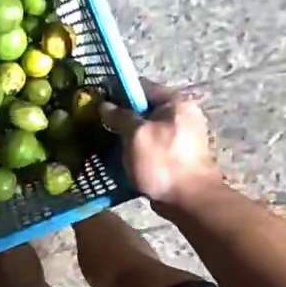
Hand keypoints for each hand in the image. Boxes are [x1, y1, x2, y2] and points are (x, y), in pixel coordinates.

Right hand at [101, 79, 225, 208]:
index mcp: (176, 102)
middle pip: (145, 109)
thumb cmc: (162, 162)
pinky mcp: (178, 156)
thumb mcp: (136, 135)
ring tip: (105, 143)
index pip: (141, 87)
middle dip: (121, 116)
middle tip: (98, 125)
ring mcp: (182, 137)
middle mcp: (182, 115)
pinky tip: (120, 158)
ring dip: (127, 136)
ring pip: (147, 130)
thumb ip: (120, 116)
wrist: (189, 199)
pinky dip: (136, 150)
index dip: (117, 92)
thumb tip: (105, 106)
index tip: (97, 102)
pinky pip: (151, 146)